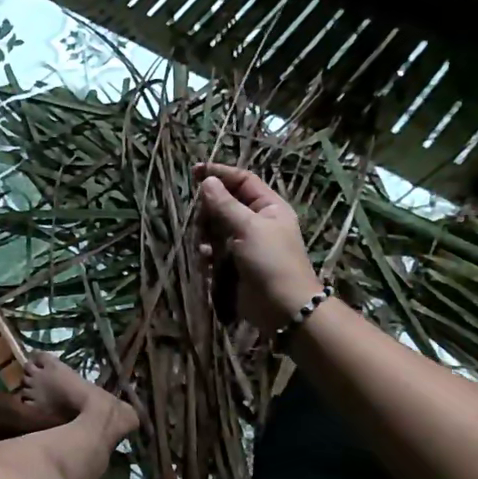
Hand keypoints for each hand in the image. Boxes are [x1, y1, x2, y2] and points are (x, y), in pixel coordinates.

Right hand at [193, 163, 323, 331]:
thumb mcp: (248, 227)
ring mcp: (245, 244)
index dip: (220, 173)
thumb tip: (207, 181)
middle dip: (209, 211)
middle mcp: (257, 222)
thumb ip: (225, 204)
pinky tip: (208, 262)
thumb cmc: (271, 261)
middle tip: (201, 220)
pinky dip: (209, 255)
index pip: (243, 180)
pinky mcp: (234, 264)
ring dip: (207, 235)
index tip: (195, 171)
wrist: (282, 306)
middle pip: (225, 204)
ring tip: (207, 247)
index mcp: (268, 207)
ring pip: (216, 228)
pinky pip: (214, 251)